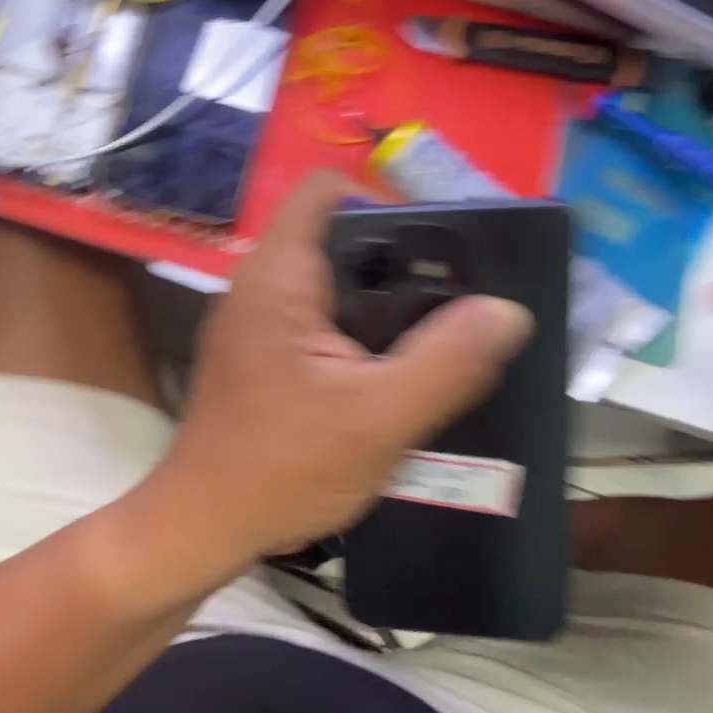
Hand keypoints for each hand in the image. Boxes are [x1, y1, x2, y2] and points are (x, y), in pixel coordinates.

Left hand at [151, 171, 533, 560]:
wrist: (205, 521)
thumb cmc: (283, 467)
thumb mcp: (380, 417)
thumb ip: (448, 360)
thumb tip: (507, 309)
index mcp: (278, 275)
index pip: (325, 191)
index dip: (384, 200)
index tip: (439, 243)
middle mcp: (258, 284)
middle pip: (336, 236)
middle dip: (399, 258)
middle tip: (458, 297)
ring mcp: (254, 320)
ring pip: (329, 282)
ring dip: (382, 302)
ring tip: (439, 334)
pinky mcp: (258, 353)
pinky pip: (315, 318)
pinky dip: (355, 330)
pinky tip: (392, 370)